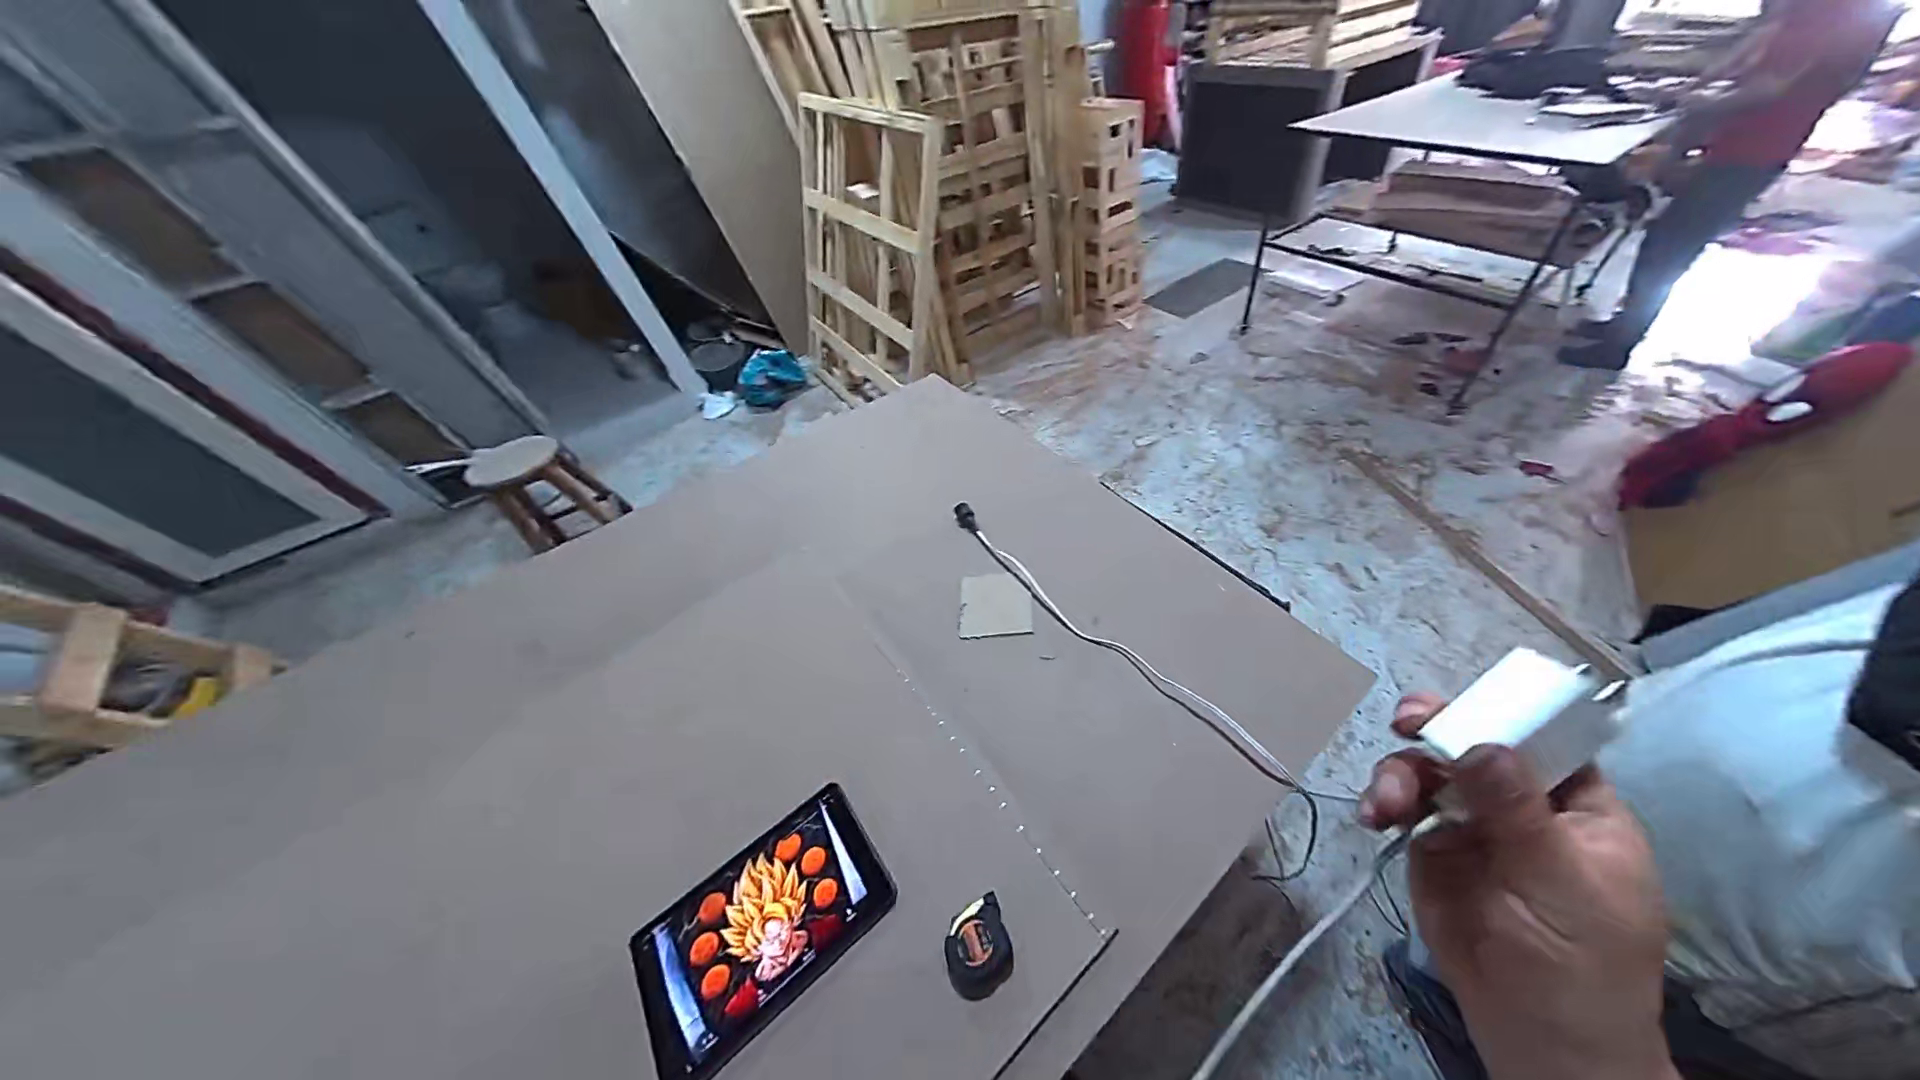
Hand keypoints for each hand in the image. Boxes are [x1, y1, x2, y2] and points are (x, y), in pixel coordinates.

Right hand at [1361, 694, 1676, 1079]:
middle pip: (1471, 745)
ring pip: (1427, 770)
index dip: (1499, 715)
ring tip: (1384, 805)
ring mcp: (1470, 821)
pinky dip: (1381, 802)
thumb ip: (1516, 809)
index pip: (1540, 740)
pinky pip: (1401, 803)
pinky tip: (1372, 818)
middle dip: (1435, 729)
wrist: (1533, 1032)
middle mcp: (1519, 802)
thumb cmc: (1579, 960)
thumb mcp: (1559, 881)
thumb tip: (1480, 743)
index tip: (1456, 709)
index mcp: (1574, 807)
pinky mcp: (1430, 842)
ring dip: (1399, 774)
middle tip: (1404, 721)